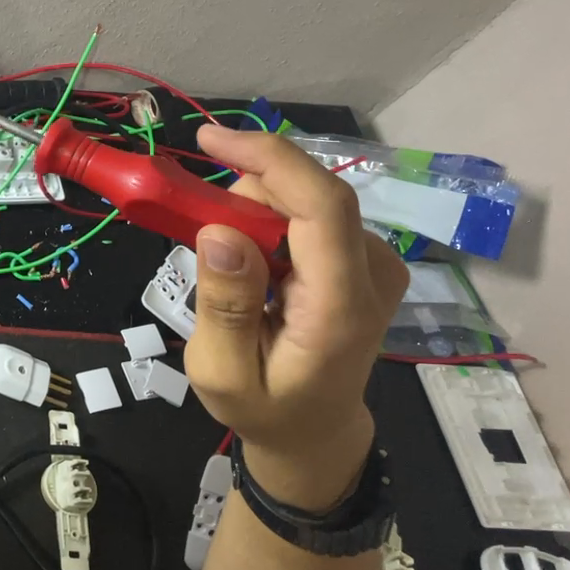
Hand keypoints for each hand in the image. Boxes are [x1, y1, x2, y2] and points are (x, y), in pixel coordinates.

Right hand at [182, 125, 408, 510]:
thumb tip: (218, 231)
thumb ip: (223, 305)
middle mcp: (373, 272)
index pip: (322, 207)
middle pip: (306, 193)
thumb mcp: (223, 373)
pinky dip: (265, 221)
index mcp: (339, 305)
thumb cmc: (264, 407)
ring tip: (226, 267)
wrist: (314, 430)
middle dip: (241, 194)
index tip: (209, 139)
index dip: (270, 159)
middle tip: (193, 232)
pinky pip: (306, 212)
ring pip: (302, 198)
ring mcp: (375, 262)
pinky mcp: (364, 257)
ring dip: (249, 212)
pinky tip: (249, 261)